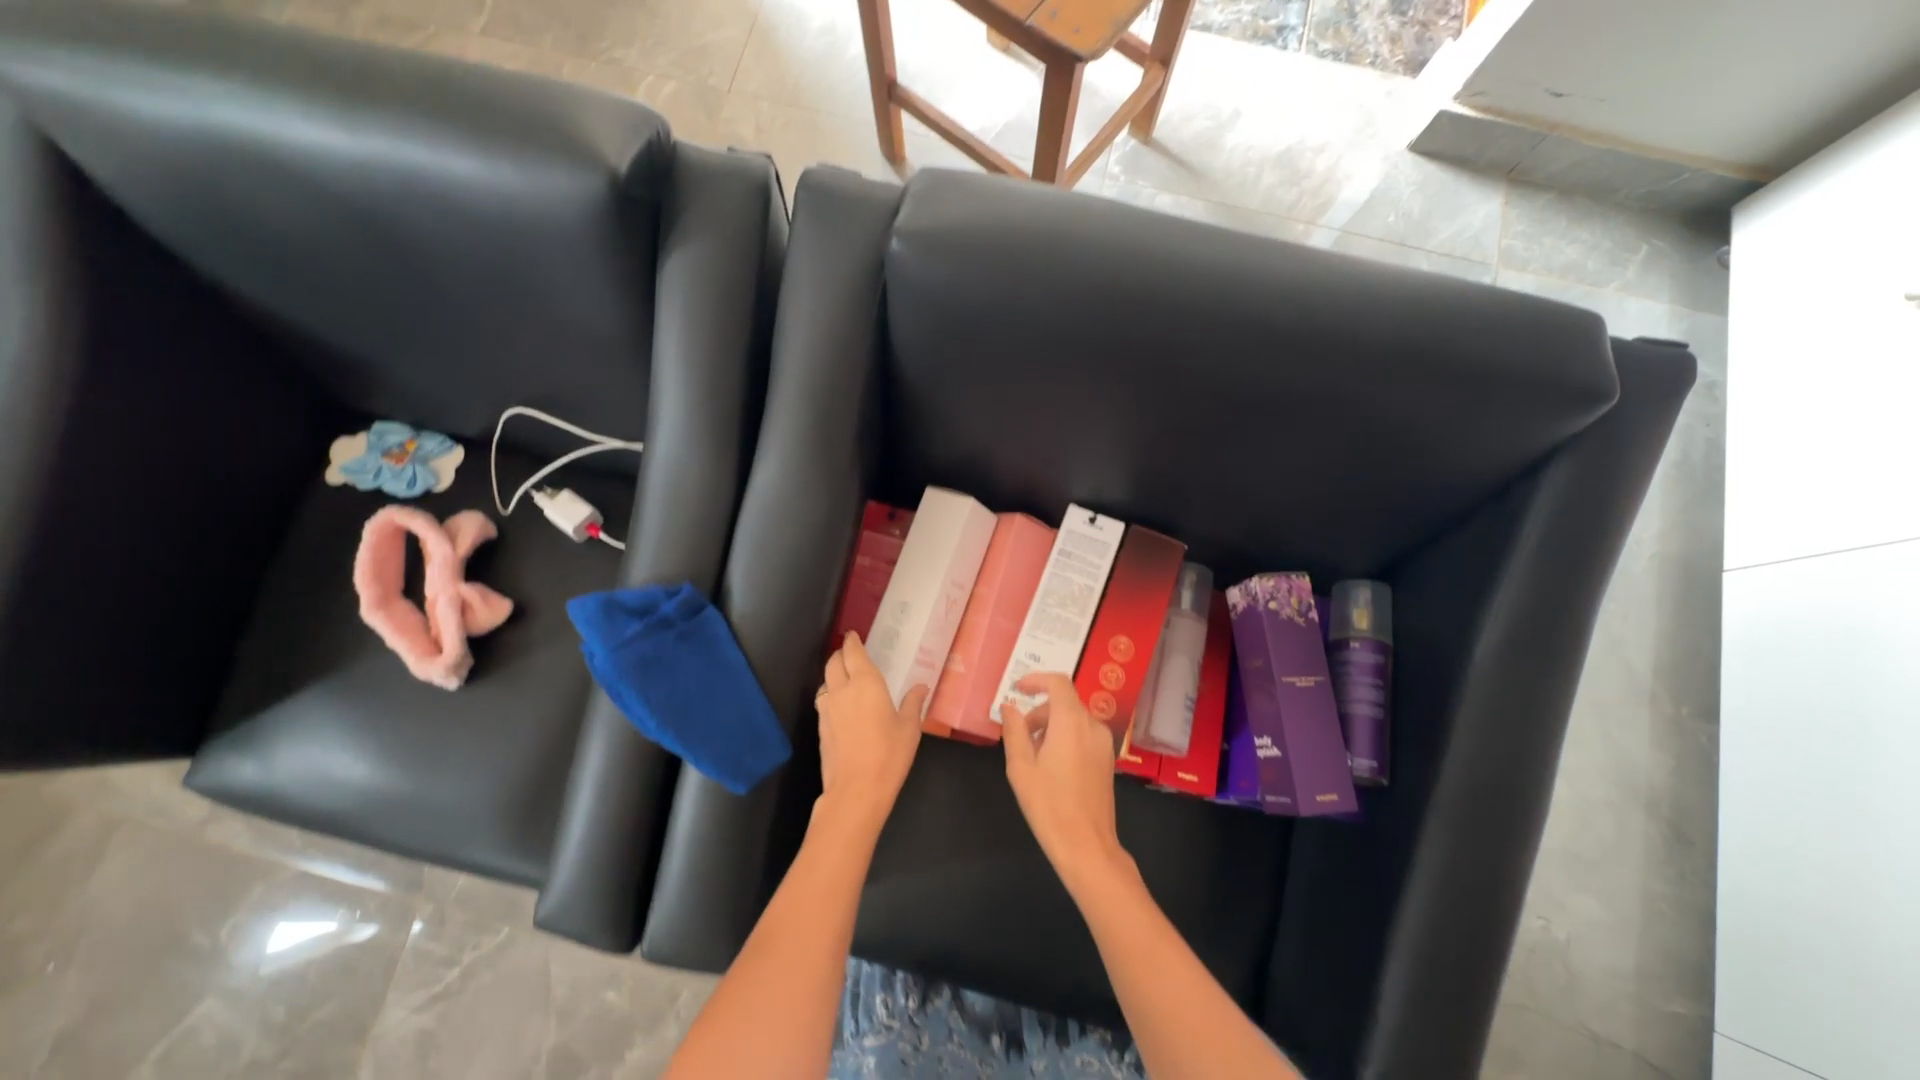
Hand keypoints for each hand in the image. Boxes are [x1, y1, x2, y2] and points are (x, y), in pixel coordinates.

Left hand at [814, 632, 927, 837]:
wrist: (855, 790)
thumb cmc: (889, 756)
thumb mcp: (910, 729)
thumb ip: (913, 703)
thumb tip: (921, 687)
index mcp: (866, 684)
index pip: (854, 653)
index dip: (852, 642)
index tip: (854, 635)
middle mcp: (843, 690)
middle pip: (834, 662)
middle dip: (842, 654)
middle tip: (851, 653)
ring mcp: (828, 708)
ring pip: (826, 680)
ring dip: (834, 673)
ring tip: (846, 677)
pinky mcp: (821, 725)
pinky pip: (824, 699)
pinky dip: (831, 692)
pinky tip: (842, 703)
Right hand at [1001, 673, 1133, 892]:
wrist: (1087, 845)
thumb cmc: (1048, 806)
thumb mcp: (1021, 767)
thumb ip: (1015, 730)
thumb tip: (1010, 706)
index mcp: (1071, 722)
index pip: (1058, 683)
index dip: (1037, 680)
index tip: (1018, 688)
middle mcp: (1093, 726)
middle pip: (1065, 702)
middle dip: (1040, 711)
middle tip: (1019, 734)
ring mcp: (1104, 743)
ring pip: (1075, 719)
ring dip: (1052, 725)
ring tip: (1033, 754)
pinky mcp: (1108, 759)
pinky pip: (1084, 734)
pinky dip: (1066, 736)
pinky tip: (1052, 765)